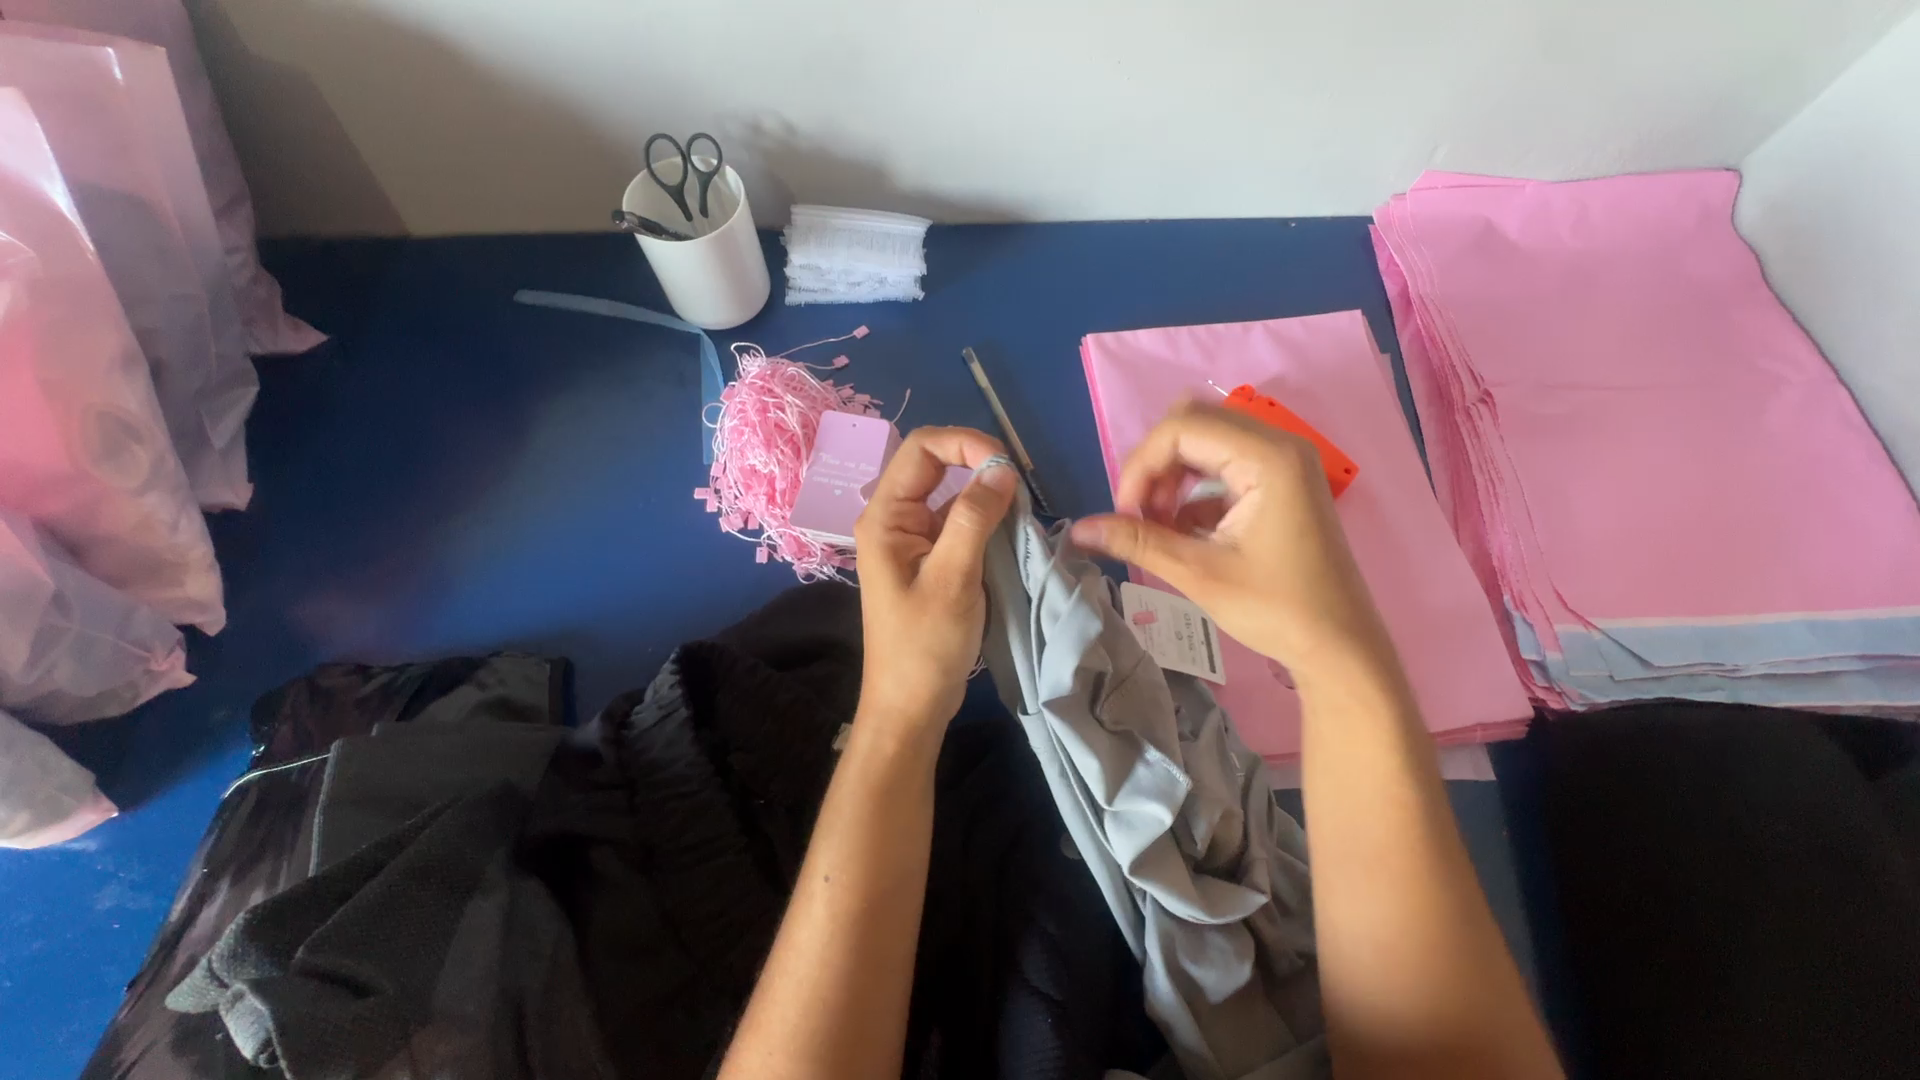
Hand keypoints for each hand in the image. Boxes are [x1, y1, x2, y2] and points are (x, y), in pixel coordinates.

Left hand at [853, 427, 1017, 730]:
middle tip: (1020, 488)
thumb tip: (1002, 468)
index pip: (922, 449)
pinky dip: (986, 522)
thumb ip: (974, 519)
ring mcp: (911, 540)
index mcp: (885, 517)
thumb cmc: (924, 646)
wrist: (911, 705)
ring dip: (986, 496)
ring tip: (1021, 514)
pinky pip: (958, 524)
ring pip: (951, 495)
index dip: (965, 442)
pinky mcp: (930, 560)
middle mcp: (893, 519)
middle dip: (978, 465)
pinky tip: (1011, 535)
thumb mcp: (953, 579)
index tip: (1008, 465)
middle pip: (935, 465)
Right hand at [1069, 401, 1392, 680]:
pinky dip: (1193, 492)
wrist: (1338, 646)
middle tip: (1140, 516)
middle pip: (1192, 425)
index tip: (1126, 515)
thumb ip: (1136, 541)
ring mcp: (1282, 463)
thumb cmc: (1275, 609)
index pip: (1181, 427)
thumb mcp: (1198, 573)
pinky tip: (1182, 533)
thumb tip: (1078, 529)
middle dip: (1155, 467)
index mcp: (1267, 457)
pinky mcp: (1279, 483)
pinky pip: (1222, 466)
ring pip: (1205, 443)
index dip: (1141, 466)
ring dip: (1171, 478)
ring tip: (1158, 527)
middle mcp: (1278, 445)